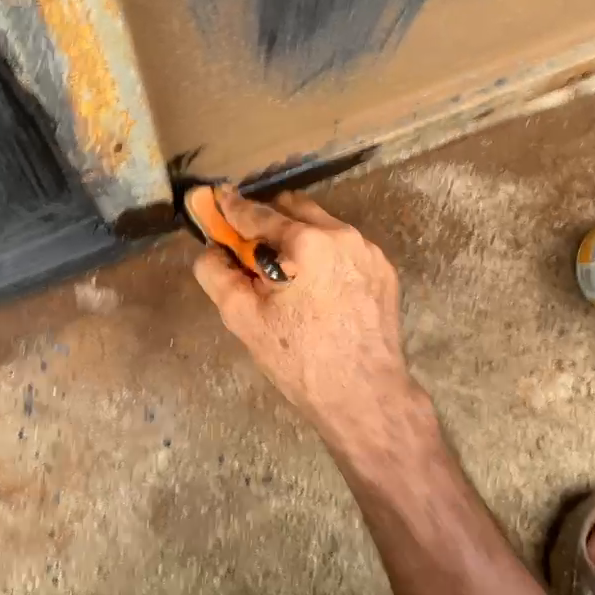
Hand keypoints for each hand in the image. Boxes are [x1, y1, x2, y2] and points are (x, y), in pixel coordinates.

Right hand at [191, 188, 423, 448]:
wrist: (365, 396)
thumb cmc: (299, 358)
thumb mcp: (243, 318)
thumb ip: (217, 274)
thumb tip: (211, 250)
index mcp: (306, 242)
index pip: (258, 214)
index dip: (231, 207)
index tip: (215, 198)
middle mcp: (341, 235)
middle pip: (293, 208)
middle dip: (268, 221)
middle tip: (252, 249)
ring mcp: (367, 250)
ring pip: (321, 224)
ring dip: (298, 238)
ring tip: (287, 276)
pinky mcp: (383, 269)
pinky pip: (343, 247)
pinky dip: (323, 256)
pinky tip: (317, 289)